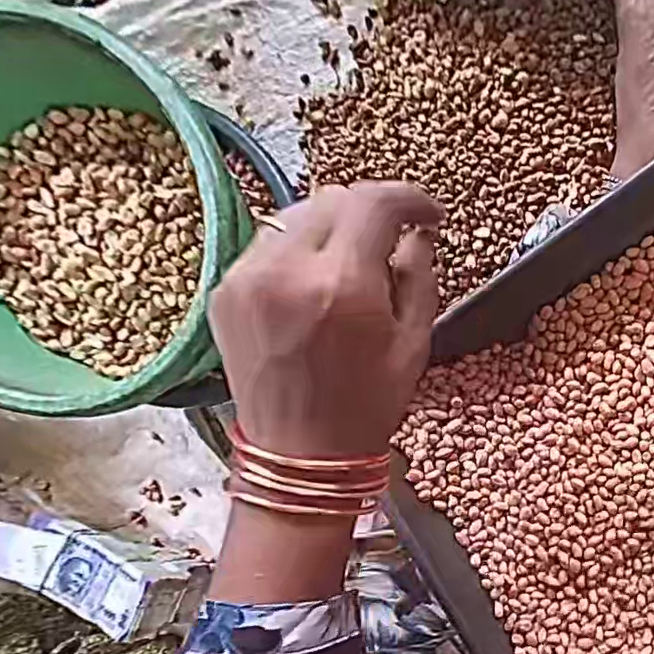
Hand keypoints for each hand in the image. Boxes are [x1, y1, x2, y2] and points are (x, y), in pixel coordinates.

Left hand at [209, 182, 444, 458]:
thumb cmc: (367, 407)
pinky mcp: (224, 290)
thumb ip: (420, 279)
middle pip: (333, 198)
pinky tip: (316, 283)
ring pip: (297, 213)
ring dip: (334, 227)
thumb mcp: (413, 347)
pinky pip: (270, 244)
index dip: (410, 199)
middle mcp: (286, 269)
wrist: (300, 455)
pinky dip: (301, 249)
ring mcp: (246, 276)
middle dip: (371, 212)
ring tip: (353, 263)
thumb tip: (417, 236)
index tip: (429, 215)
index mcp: (343, 287)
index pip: (375, 203)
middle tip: (393, 242)